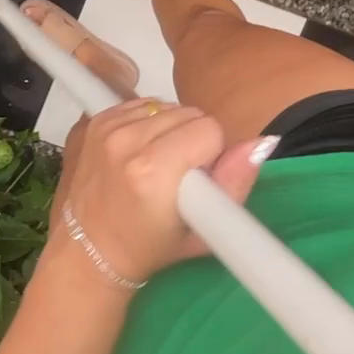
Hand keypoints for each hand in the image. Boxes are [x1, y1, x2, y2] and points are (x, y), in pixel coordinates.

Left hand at [50, 99, 277, 282]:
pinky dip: (148, 122)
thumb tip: (264, 142)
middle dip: (193, 139)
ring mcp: (108, 128)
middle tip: (181, 175)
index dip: (212, 154)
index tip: (199, 180)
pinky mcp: (96, 120)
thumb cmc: (149, 248)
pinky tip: (142, 151)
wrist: (89, 248)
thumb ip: (235, 184)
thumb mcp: (202, 233)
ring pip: (164, 105)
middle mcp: (127, 142)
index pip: (208, 129)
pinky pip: (140, 104)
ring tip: (160, 164)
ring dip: (170, 129)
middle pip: (187, 113)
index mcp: (153, 171)